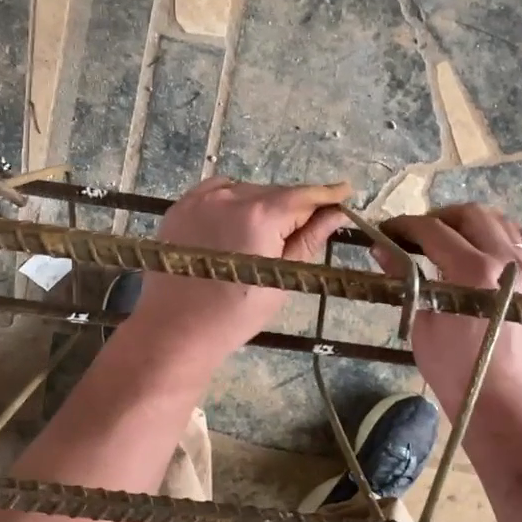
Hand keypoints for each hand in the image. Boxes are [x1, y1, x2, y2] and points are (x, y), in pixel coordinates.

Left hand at [125, 177, 352, 368]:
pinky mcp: (180, 207)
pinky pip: (217, 193)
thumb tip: (336, 213)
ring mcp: (200, 199)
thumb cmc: (234, 315)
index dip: (327, 194)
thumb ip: (309, 239)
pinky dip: (232, 203)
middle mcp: (229, 197)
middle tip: (306, 227)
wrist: (175, 330)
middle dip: (293, 207)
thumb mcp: (280, 279)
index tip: (346, 192)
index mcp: (259, 215)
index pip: (303, 195)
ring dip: (261, 205)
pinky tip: (235, 226)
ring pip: (246, 191)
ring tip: (264, 236)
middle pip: (274, 193)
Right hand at [376, 205, 521, 419]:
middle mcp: (503, 261)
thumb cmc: (454, 369)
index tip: (385, 230)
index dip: (404, 226)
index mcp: (471, 271)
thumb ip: (405, 279)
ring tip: (447, 237)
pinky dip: (503, 236)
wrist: (502, 402)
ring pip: (500, 222)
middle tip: (415, 235)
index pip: (432, 230)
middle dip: (438, 217)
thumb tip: (382, 250)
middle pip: (470, 215)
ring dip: (470, 222)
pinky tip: (487, 245)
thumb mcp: (421, 323)